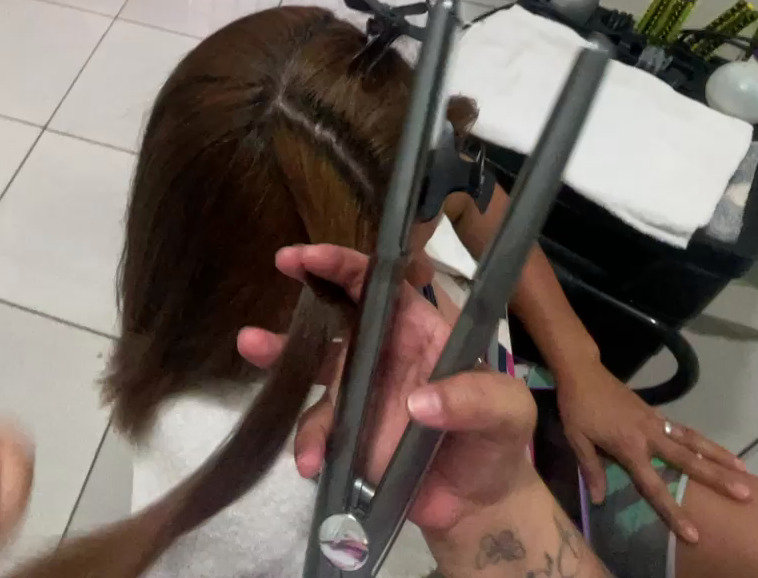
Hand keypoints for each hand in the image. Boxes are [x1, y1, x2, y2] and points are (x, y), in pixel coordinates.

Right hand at [236, 244, 540, 533]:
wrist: (476, 504)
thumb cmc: (494, 440)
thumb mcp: (506, 412)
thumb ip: (474, 399)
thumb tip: (419, 401)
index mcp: (416, 328)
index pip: (379, 283)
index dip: (344, 263)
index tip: (310, 254)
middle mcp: (380, 351)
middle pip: (336, 309)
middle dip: (305, 284)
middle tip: (280, 264)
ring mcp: (358, 391)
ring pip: (312, 364)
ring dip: (281, 354)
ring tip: (251, 344)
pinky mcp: (345, 433)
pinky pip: (316, 427)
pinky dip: (309, 440)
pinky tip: (312, 460)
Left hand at [554, 359, 748, 543]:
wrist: (582, 370)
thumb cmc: (577, 406)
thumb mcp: (577, 437)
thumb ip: (590, 468)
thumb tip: (599, 501)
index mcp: (629, 447)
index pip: (653, 485)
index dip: (672, 511)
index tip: (693, 535)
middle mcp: (648, 435)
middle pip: (688, 460)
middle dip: (716, 478)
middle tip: (746, 494)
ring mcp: (654, 420)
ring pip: (692, 440)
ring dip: (718, 454)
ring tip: (745, 470)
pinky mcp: (653, 411)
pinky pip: (681, 428)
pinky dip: (699, 439)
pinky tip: (713, 449)